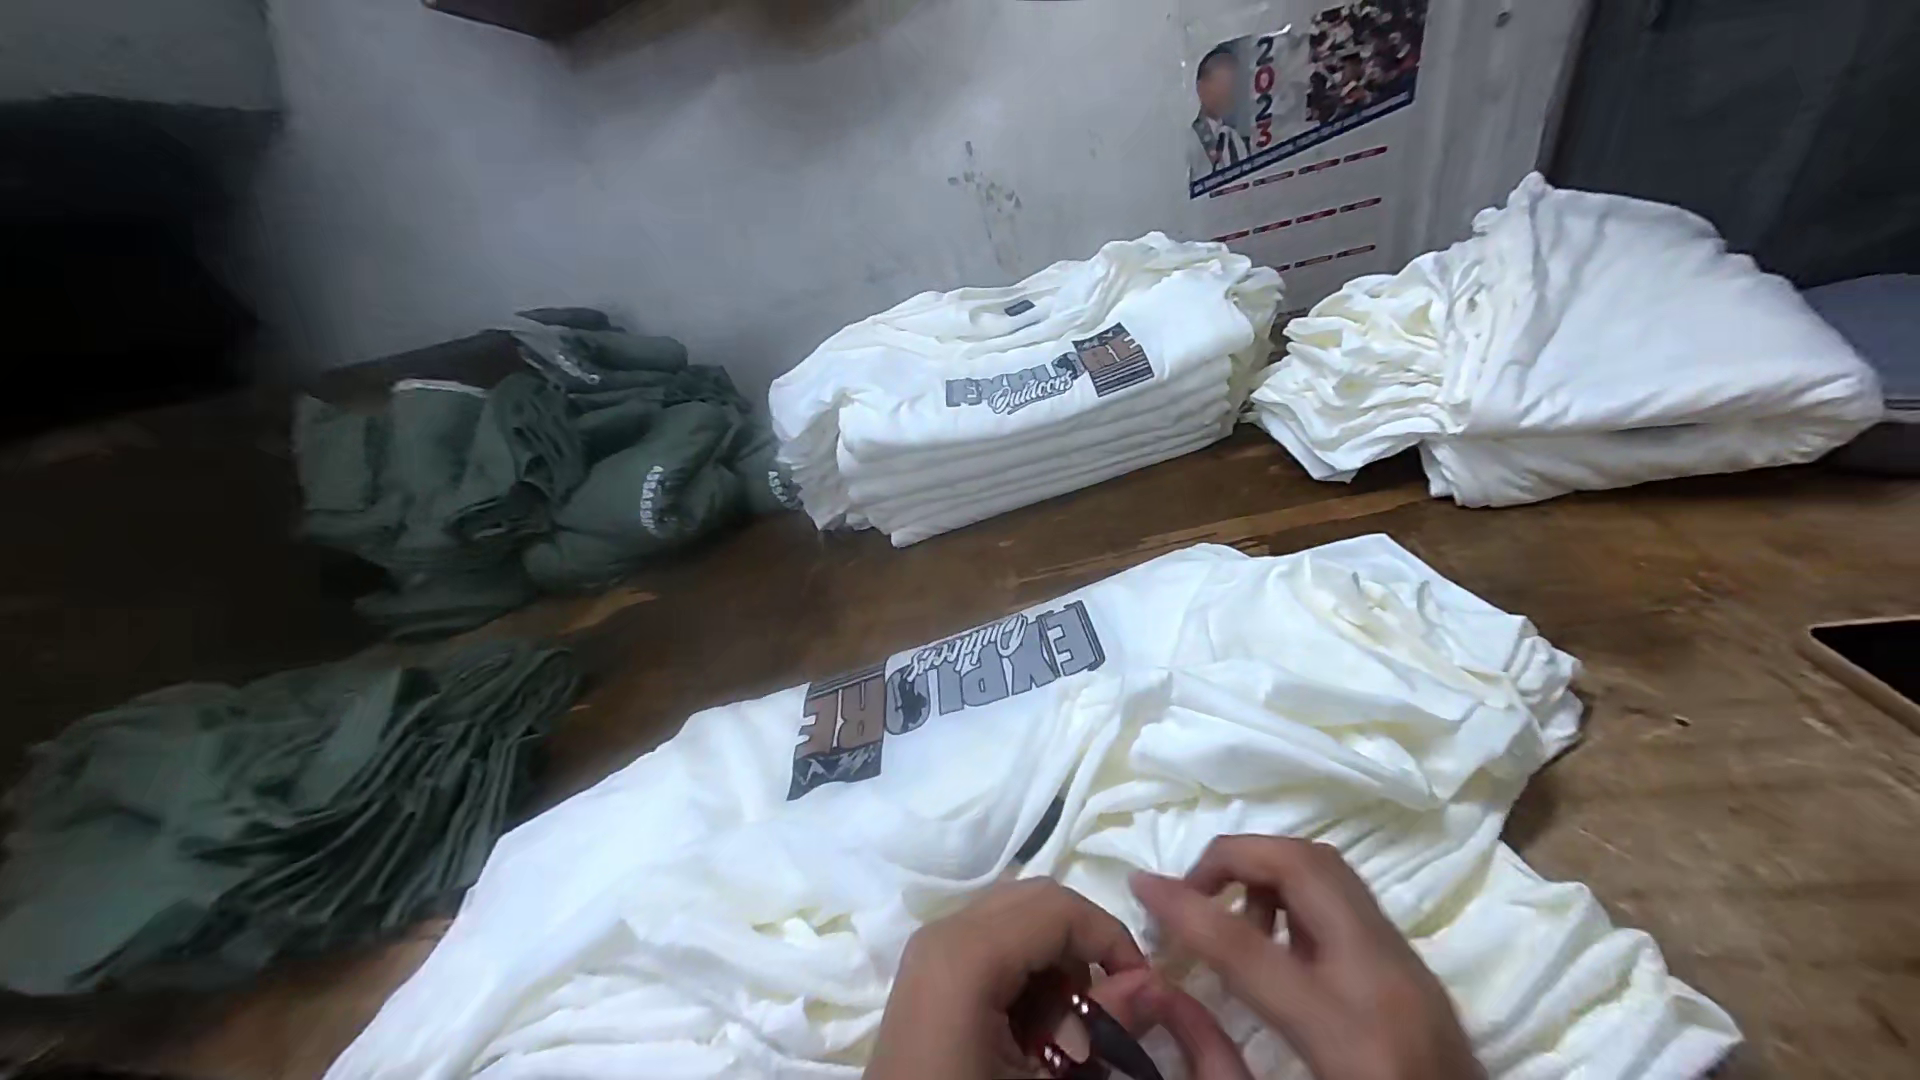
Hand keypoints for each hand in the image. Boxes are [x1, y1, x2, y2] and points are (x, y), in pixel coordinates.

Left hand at [865, 879, 1252, 1079]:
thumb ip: (1104, 1026)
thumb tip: (1153, 982)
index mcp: (967, 952)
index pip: (1058, 907)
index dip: (1110, 937)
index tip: (1145, 990)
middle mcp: (944, 929)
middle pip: (1036, 901)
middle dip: (1081, 948)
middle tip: (1104, 1014)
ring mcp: (931, 944)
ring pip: (1016, 915)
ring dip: (1054, 960)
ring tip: (1062, 1033)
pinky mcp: (928, 965)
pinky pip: (991, 937)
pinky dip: (1024, 968)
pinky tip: (1028, 1028)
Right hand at [1131, 836, 1482, 1079]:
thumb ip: (1214, 1061)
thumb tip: (1161, 991)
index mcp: (1353, 1038)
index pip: (1246, 946)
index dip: (1182, 906)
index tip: (1139, 884)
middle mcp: (1389, 981)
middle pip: (1301, 865)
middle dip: (1232, 858)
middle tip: (1191, 891)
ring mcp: (1410, 965)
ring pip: (1324, 864)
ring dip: (1263, 867)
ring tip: (1230, 912)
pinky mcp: (1415, 963)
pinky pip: (1342, 890)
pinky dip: (1293, 888)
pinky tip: (1274, 935)